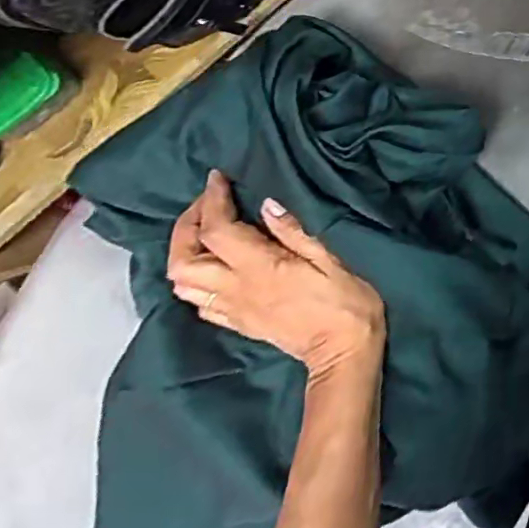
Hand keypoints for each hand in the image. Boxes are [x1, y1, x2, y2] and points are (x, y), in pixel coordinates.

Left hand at [167, 170, 385, 381]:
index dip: (212, 201)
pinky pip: (195, 299)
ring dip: (182, 251)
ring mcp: (228, 308)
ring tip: (202, 232)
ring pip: (180, 280)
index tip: (217, 178)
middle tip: (205, 201)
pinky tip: (209, 267)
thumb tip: (266, 205)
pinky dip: (192, 277)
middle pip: (183, 256)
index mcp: (259, 268)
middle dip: (186, 224)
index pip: (218, 230)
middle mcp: (233, 288)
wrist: (343, 349)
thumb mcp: (333, 260)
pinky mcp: (233, 321)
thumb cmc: (348, 300)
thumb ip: (295, 233)